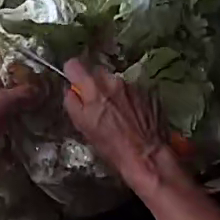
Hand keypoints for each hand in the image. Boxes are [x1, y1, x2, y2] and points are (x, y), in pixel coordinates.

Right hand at [63, 57, 179, 193]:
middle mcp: (113, 81)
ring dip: (114, 92)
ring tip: (118, 113)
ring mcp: (133, 85)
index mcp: (93, 89)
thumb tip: (71, 91)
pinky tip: (133, 115)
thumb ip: (72, 103)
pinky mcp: (149, 91)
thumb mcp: (83, 127)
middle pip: (97, 72)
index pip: (74, 65)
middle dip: (95, 85)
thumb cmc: (111, 145)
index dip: (73, 74)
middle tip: (98, 104)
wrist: (147, 154)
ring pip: (116, 81)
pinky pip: (133, 89)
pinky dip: (130, 98)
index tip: (75, 83)